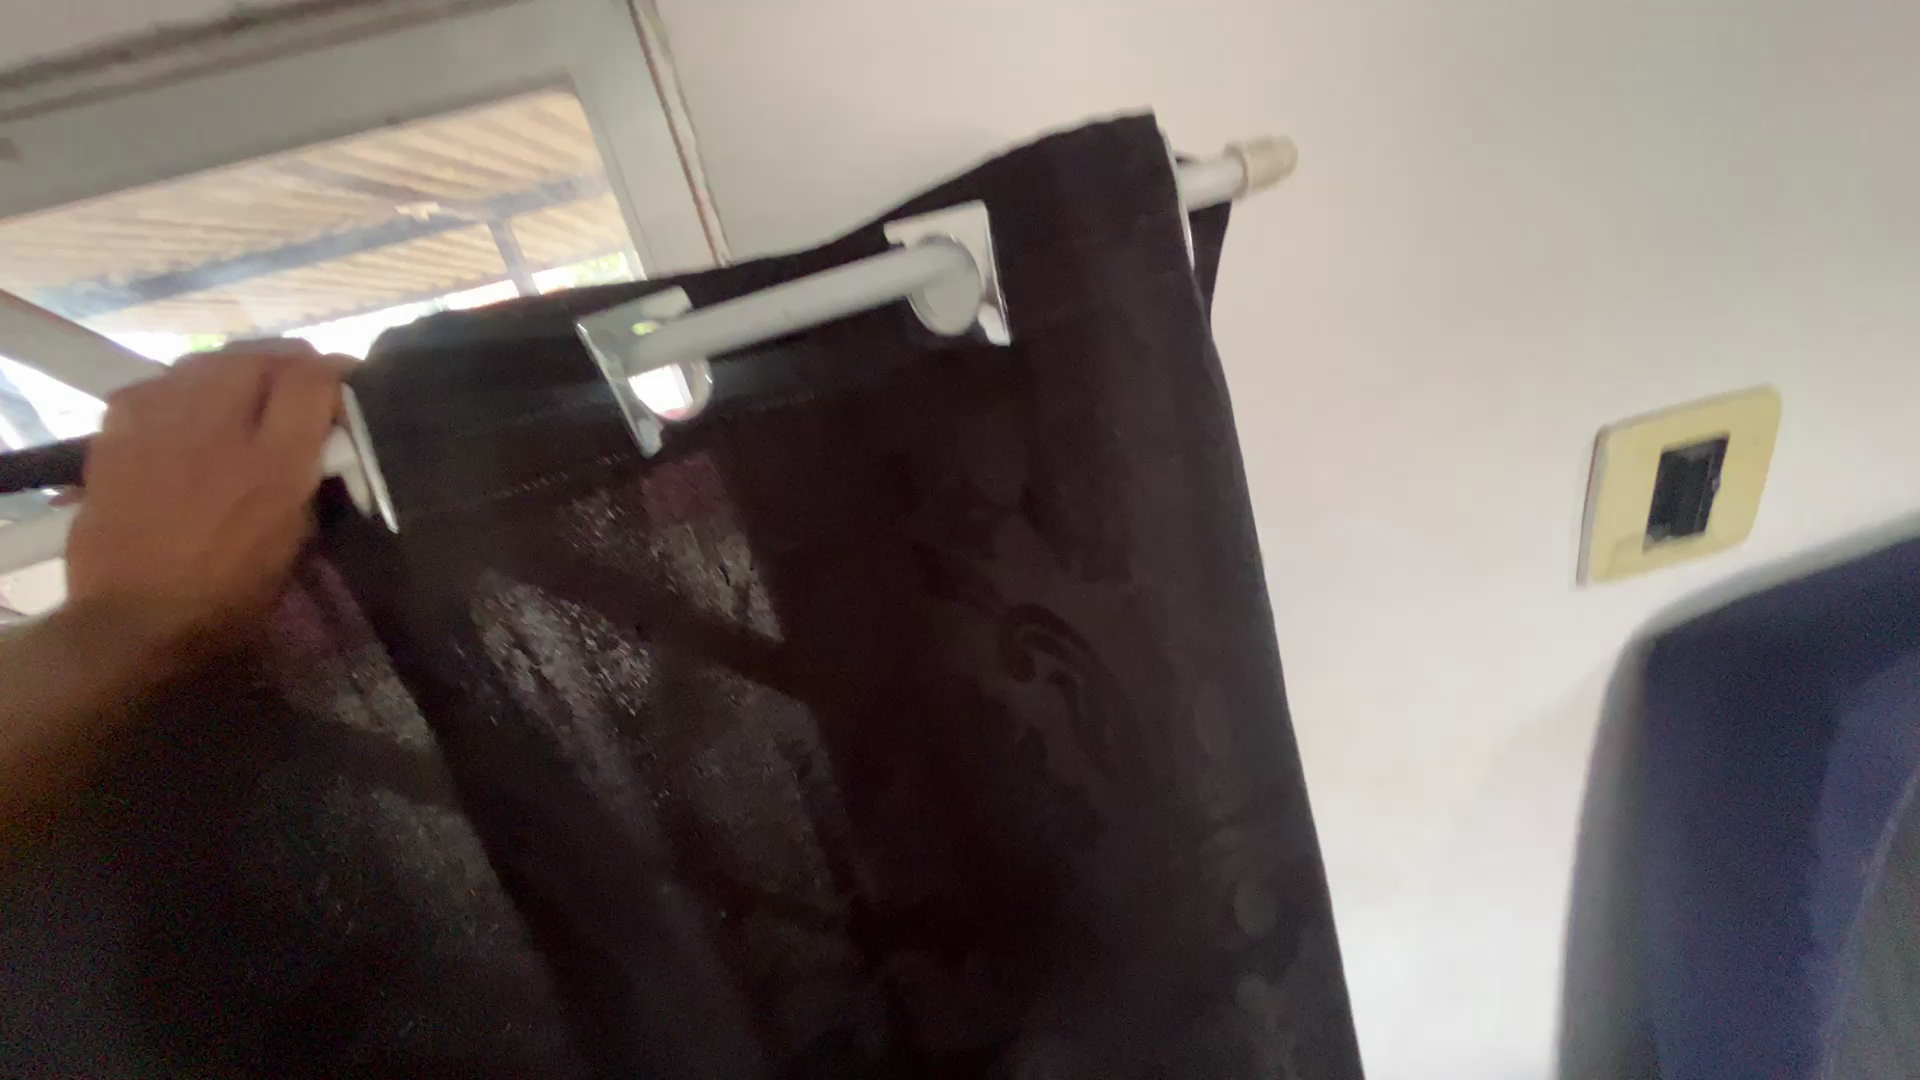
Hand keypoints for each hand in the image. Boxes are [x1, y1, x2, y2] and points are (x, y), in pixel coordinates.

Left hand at [64, 341, 349, 644]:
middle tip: (307, 371)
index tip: (352, 374)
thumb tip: (323, 440)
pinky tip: (196, 399)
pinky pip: (154, 385)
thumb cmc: (241, 584)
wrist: (142, 614)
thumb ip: (311, 475)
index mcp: (275, 465)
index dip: (336, 369)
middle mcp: (217, 435)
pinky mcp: (116, 438)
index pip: (309, 384)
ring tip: (256, 378)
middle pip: (255, 361)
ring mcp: (159, 431)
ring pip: (202, 364)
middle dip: (288, 358)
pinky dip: (185, 382)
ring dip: (239, 364)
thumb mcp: (301, 531)